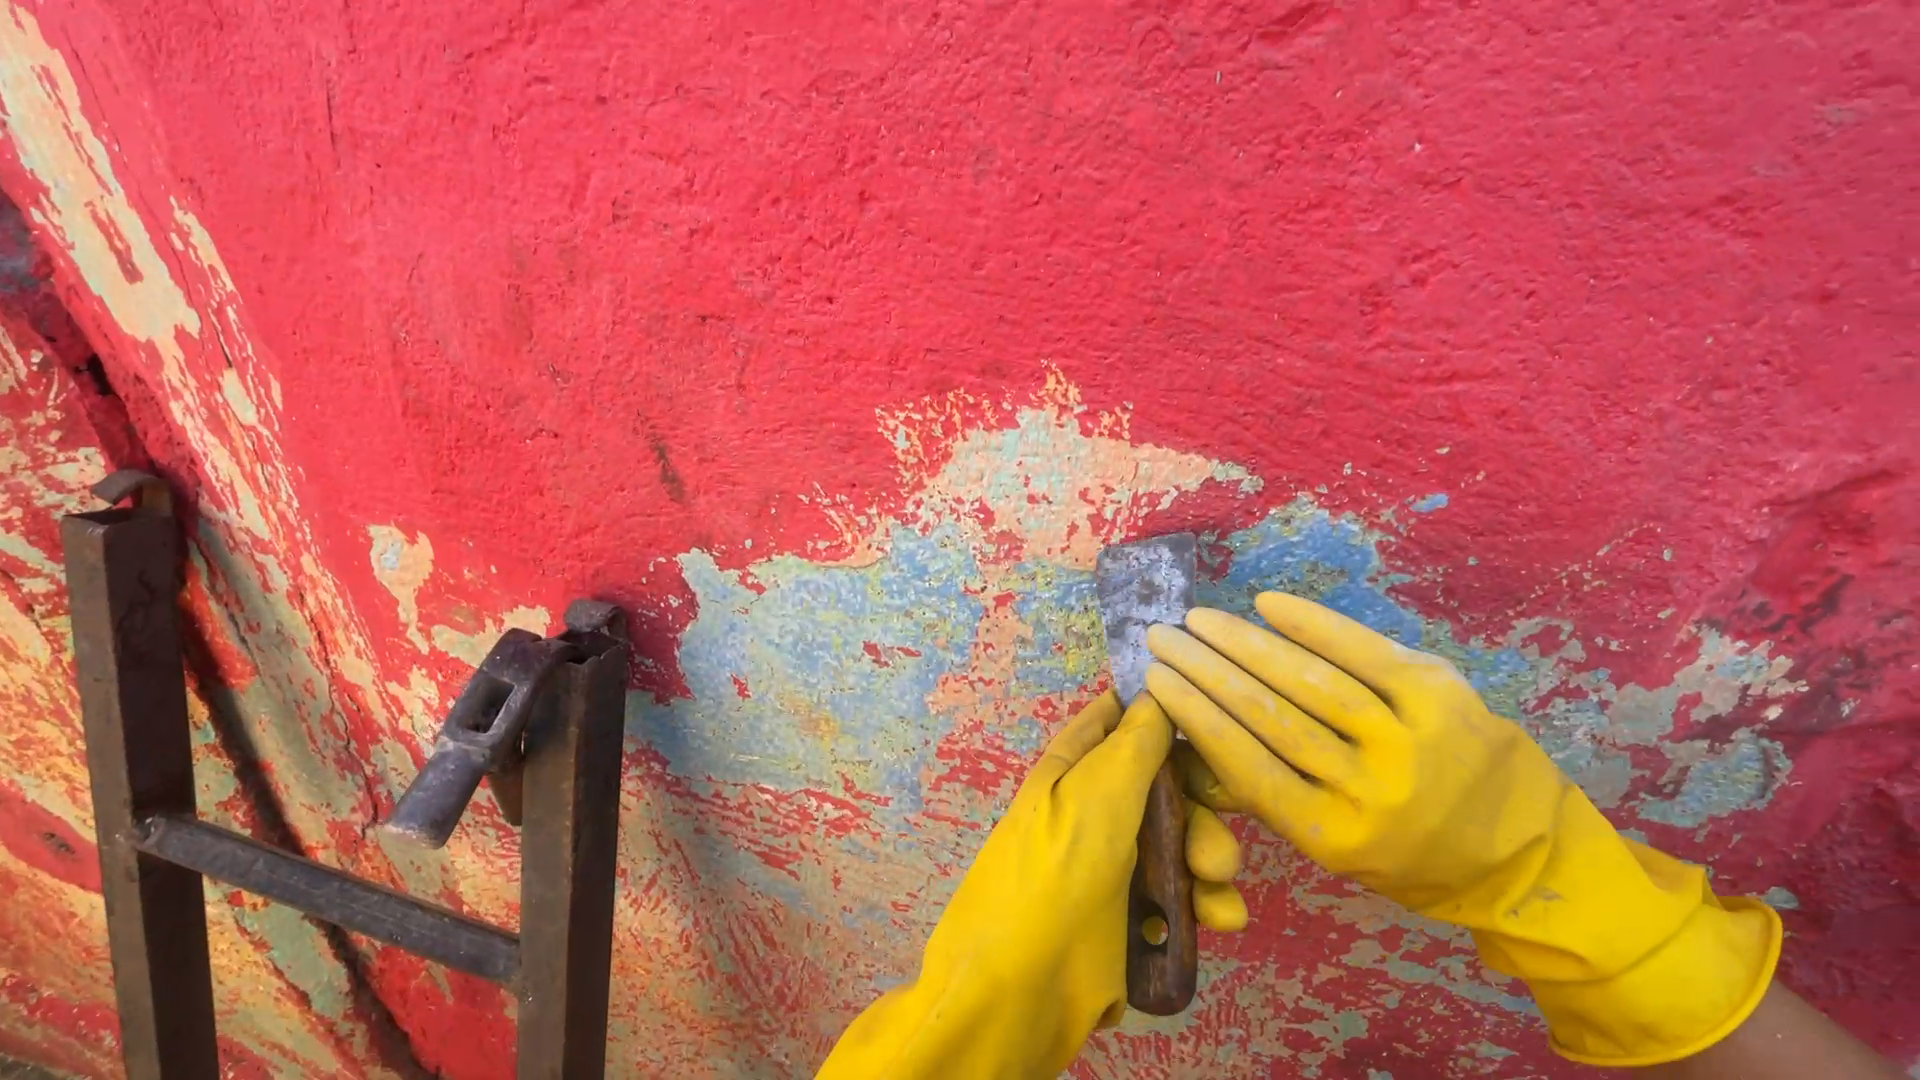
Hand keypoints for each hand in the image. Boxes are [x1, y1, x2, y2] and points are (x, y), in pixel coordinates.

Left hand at [817, 692, 1244, 1079]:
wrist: (1019, 992)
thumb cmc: (1056, 875)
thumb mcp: (1096, 795)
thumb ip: (1134, 743)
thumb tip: (1159, 692)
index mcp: (1074, 768)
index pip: (1122, 719)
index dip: (1167, 716)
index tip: (1216, 725)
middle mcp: (1096, 809)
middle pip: (1167, 786)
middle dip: (1201, 808)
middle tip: (1218, 839)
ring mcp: (1113, 865)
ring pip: (1181, 843)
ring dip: (1209, 861)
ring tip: (1217, 892)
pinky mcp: (1131, 918)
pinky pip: (1180, 899)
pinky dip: (1204, 906)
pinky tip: (1217, 922)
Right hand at [1145, 592, 1781, 1067]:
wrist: (1526, 855)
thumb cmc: (1408, 855)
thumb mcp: (1331, 844)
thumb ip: (1271, 789)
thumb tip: (1201, 724)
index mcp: (1330, 834)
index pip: (1241, 761)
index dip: (1193, 712)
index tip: (1154, 676)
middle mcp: (1368, 788)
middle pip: (1266, 713)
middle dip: (1204, 667)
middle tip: (1162, 635)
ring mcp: (1410, 738)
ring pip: (1308, 679)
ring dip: (1244, 642)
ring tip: (1200, 619)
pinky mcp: (1441, 695)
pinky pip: (1364, 650)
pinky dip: (1311, 624)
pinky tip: (1267, 603)